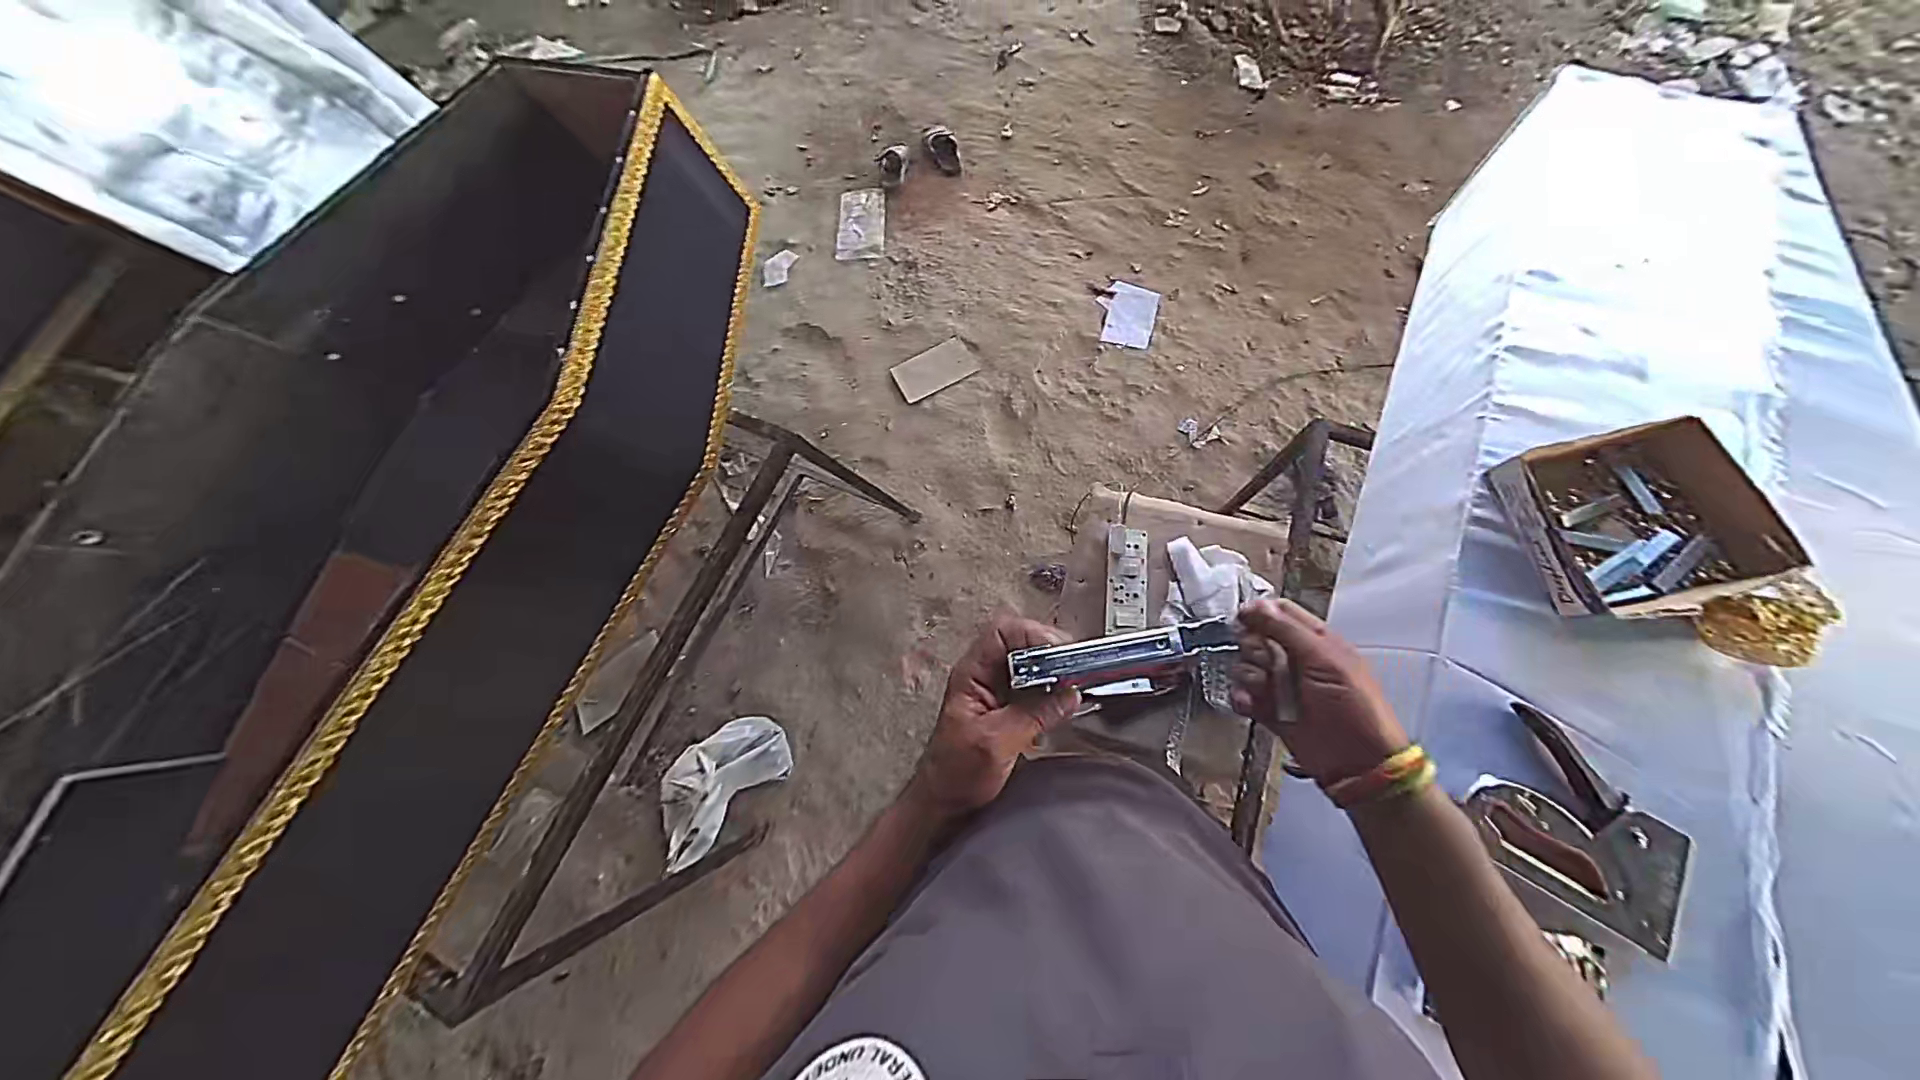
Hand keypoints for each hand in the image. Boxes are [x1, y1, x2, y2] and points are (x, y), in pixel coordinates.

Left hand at [906, 616, 1079, 820]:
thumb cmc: (953, 775)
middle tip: (1074, 669)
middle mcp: (984, 678)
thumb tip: (1068, 694)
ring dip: (1055, 672)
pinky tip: (1064, 704)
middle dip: (1051, 652)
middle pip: (1021, 644)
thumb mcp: (995, 742)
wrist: (944, 806)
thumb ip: (1033, 715)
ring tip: (1074, 684)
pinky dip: (1053, 693)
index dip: (1033, 635)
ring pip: (1031, 666)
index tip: (1059, 653)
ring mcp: (997, 694)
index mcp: (971, 675)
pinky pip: (1035, 689)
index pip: (1002, 632)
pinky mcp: (1009, 711)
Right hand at [1229, 597, 1408, 786]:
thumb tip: (1257, 605)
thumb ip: (1287, 630)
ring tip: (1264, 689)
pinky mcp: (1269, 710)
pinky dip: (1242, 698)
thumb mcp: (1324, 659)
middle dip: (1253, 648)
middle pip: (1256, 638)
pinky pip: (1242, 695)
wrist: (1358, 763)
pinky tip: (1252, 704)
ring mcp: (1281, 685)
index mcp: (1316, 641)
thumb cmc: (1355, 708)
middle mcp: (1295, 660)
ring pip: (1246, 666)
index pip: (1280, 613)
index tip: (1244, 619)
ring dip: (1248, 676)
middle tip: (1267, 661)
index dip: (1259, 613)